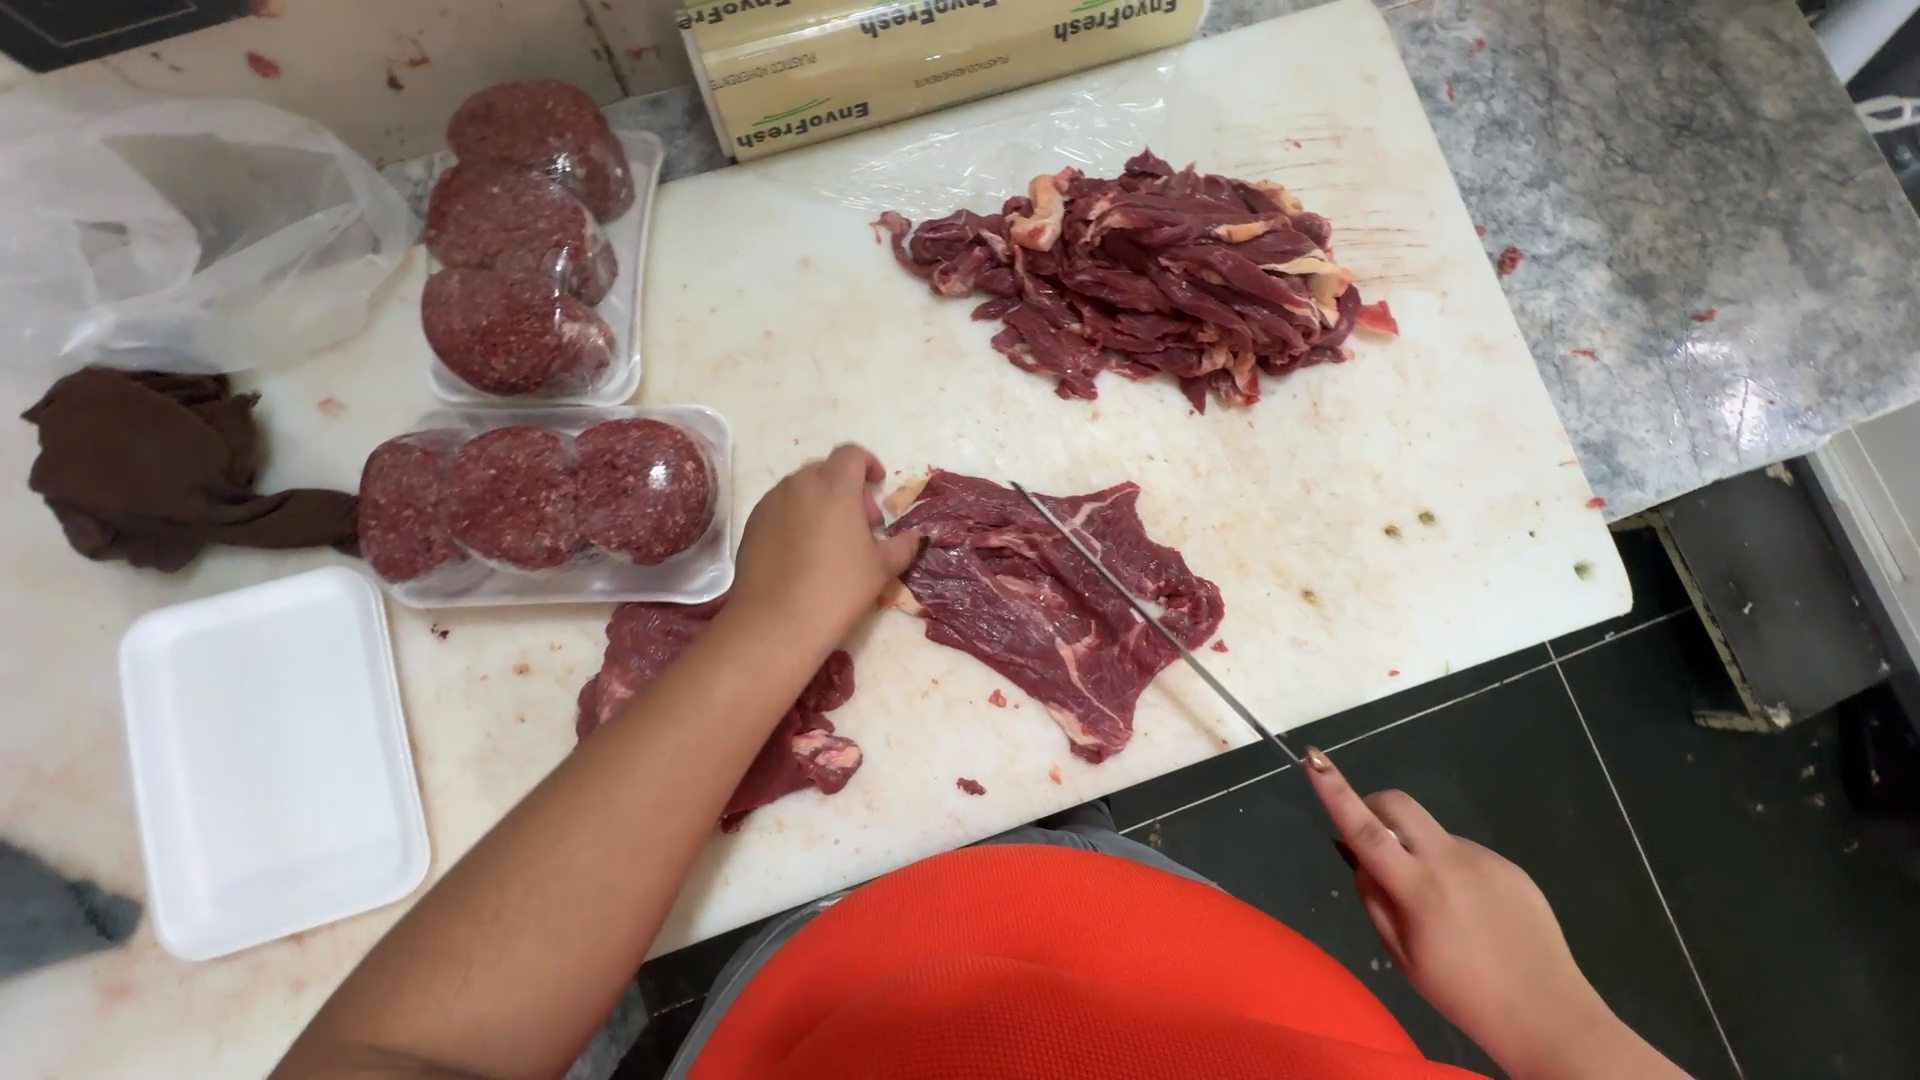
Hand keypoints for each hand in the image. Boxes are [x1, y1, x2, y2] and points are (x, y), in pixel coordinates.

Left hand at [727, 445, 921, 650]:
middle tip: (861, 523)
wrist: (776, 622)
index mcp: (834, 487)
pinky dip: (797, 517)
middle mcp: (799, 485)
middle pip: (826, 469)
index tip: (877, 484)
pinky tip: (804, 552)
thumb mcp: (881, 568)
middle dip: (847, 487)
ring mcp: (770, 503)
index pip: (851, 454)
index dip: (868, 463)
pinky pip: (780, 508)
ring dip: (821, 502)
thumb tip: (917, 536)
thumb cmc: (837, 589)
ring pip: (801, 488)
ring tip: (832, 540)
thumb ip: (903, 545)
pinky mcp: (751, 524)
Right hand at [1304, 748, 1688, 1079]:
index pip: (1365, 830)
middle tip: (1376, 844)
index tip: (1316, 759)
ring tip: (1442, 909)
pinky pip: (1465, 856)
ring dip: (1420, 854)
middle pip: (1399, 804)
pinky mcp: (1511, 868)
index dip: (1335, 792)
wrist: (1553, 1020)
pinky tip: (1473, 914)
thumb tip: (1362, 861)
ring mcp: (1487, 861)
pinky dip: (1453, 872)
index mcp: (1420, 890)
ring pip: (1432, 835)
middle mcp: (1452, 864)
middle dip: (1375, 808)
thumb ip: (1375, 900)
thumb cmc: (1465, 996)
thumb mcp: (1402, 955)